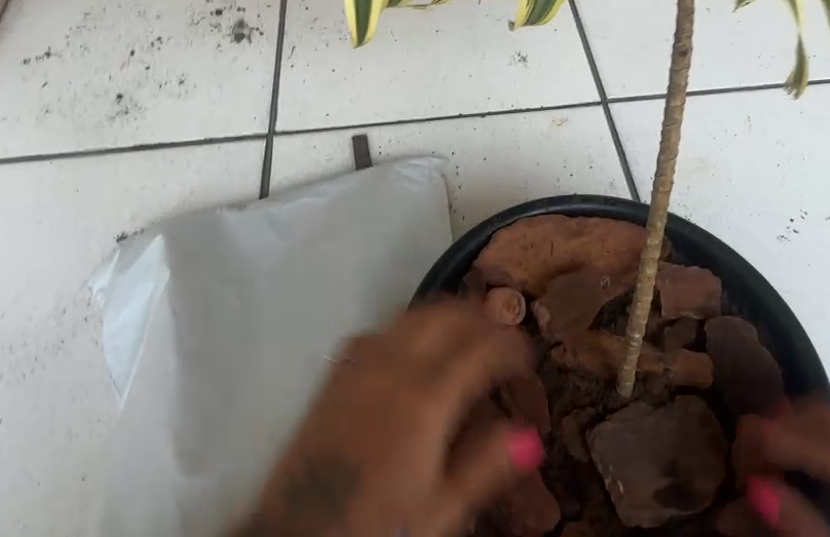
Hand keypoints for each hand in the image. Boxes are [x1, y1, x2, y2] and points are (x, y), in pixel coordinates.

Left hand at [234, 301, 543, 536]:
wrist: (299, 532)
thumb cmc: (378, 525)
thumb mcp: (440, 509)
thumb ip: (485, 466)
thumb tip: (530, 435)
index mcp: (426, 399)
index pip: (479, 349)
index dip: (509, 343)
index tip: (528, 353)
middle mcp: (393, 368)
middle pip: (444, 316)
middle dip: (478, 317)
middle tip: (502, 334)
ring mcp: (359, 365)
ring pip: (410, 315)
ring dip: (444, 315)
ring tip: (465, 332)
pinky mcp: (335, 373)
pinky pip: (379, 330)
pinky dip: (407, 325)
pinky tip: (412, 347)